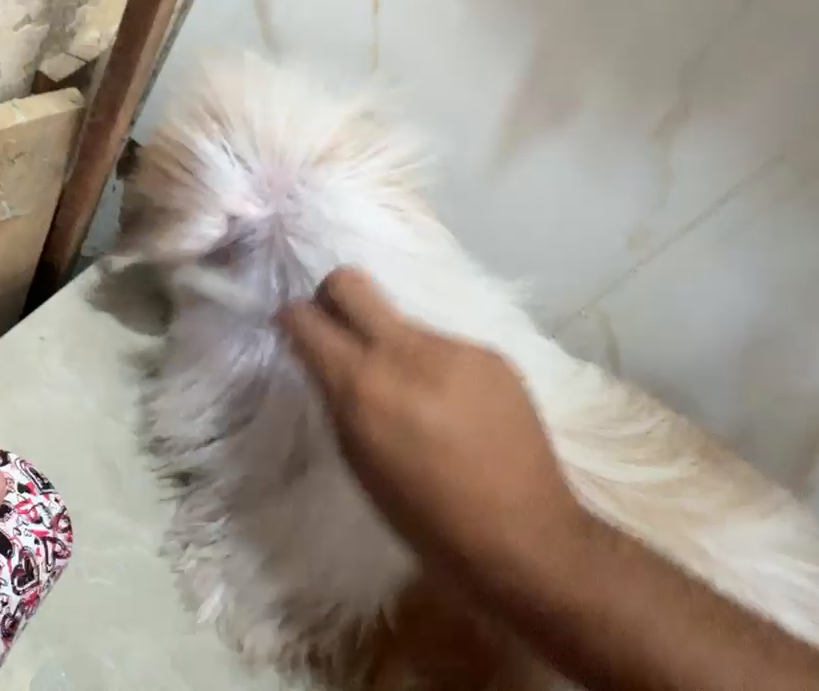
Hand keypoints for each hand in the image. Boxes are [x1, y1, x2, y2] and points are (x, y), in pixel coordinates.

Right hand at [275, 267, 585, 572]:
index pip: (305, 317)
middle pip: (349, 282)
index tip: (295, 332)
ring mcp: (453, 348)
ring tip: (412, 392)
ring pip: (399, 321)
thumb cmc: (424, 515)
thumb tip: (319, 357)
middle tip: (338, 330)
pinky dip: (433, 366)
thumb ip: (335, 397)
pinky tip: (452, 405)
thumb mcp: (357, 459)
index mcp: (363, 385)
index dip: (292, 320)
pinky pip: (441, 345)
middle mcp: (405, 352)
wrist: (526, 536)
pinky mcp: (491, 353)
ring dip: (390, 345)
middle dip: (331, 297)